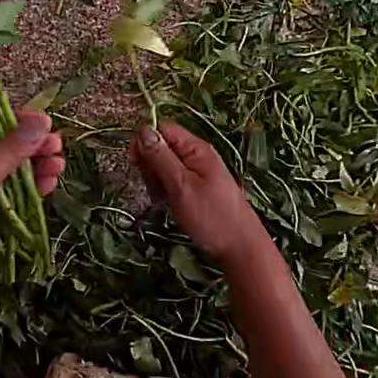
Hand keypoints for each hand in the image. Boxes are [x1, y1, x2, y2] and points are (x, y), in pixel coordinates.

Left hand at [0, 110, 63, 281]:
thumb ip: (12, 148)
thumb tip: (42, 121)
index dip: (20, 123)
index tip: (45, 123)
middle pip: (6, 147)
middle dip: (33, 146)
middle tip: (57, 145)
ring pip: (13, 170)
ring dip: (37, 166)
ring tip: (59, 164)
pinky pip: (15, 192)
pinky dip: (33, 187)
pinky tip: (51, 182)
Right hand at [131, 122, 271, 265]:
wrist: (239, 248)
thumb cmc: (211, 216)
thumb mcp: (180, 185)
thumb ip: (160, 157)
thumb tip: (143, 130)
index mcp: (196, 149)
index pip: (163, 129)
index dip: (146, 142)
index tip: (138, 163)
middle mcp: (197, 156)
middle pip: (162, 147)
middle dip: (151, 165)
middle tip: (156, 187)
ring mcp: (197, 174)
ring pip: (164, 167)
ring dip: (157, 182)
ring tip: (165, 200)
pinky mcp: (196, 190)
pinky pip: (172, 183)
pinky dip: (166, 193)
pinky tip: (170, 206)